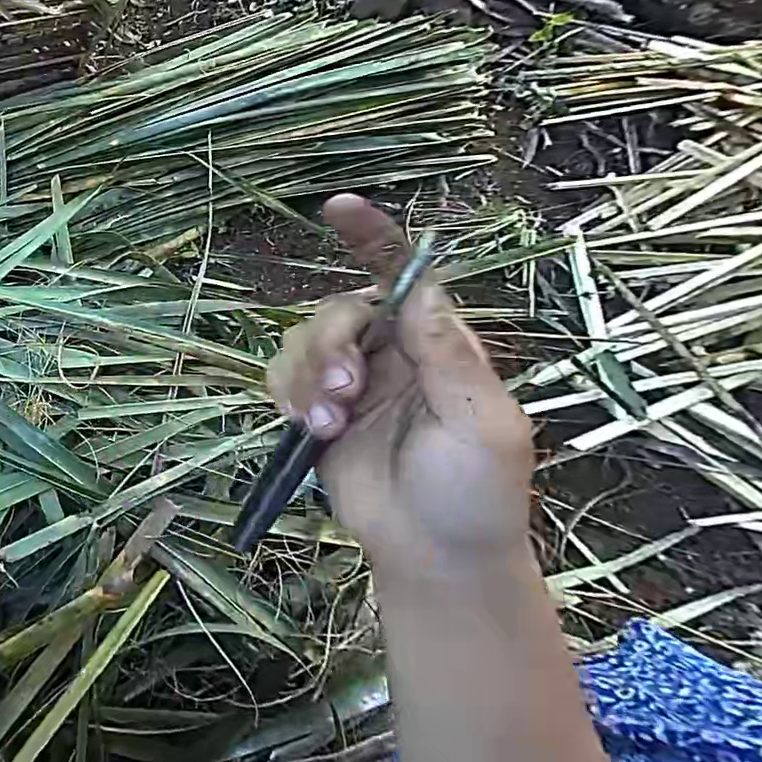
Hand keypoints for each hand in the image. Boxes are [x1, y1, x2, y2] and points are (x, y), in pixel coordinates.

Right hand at [266, 196, 535, 575]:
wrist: (431, 555)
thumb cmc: (475, 493)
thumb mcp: (481, 425)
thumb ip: (449, 357)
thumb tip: (423, 290)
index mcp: (434, 345)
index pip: (401, 276)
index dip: (370, 238)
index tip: (337, 206)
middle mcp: (387, 352)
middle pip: (337, 312)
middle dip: (330, 346)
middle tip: (342, 392)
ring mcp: (347, 382)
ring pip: (301, 343)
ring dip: (306, 379)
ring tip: (327, 425)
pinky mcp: (314, 410)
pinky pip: (280, 378)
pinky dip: (286, 396)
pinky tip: (309, 429)